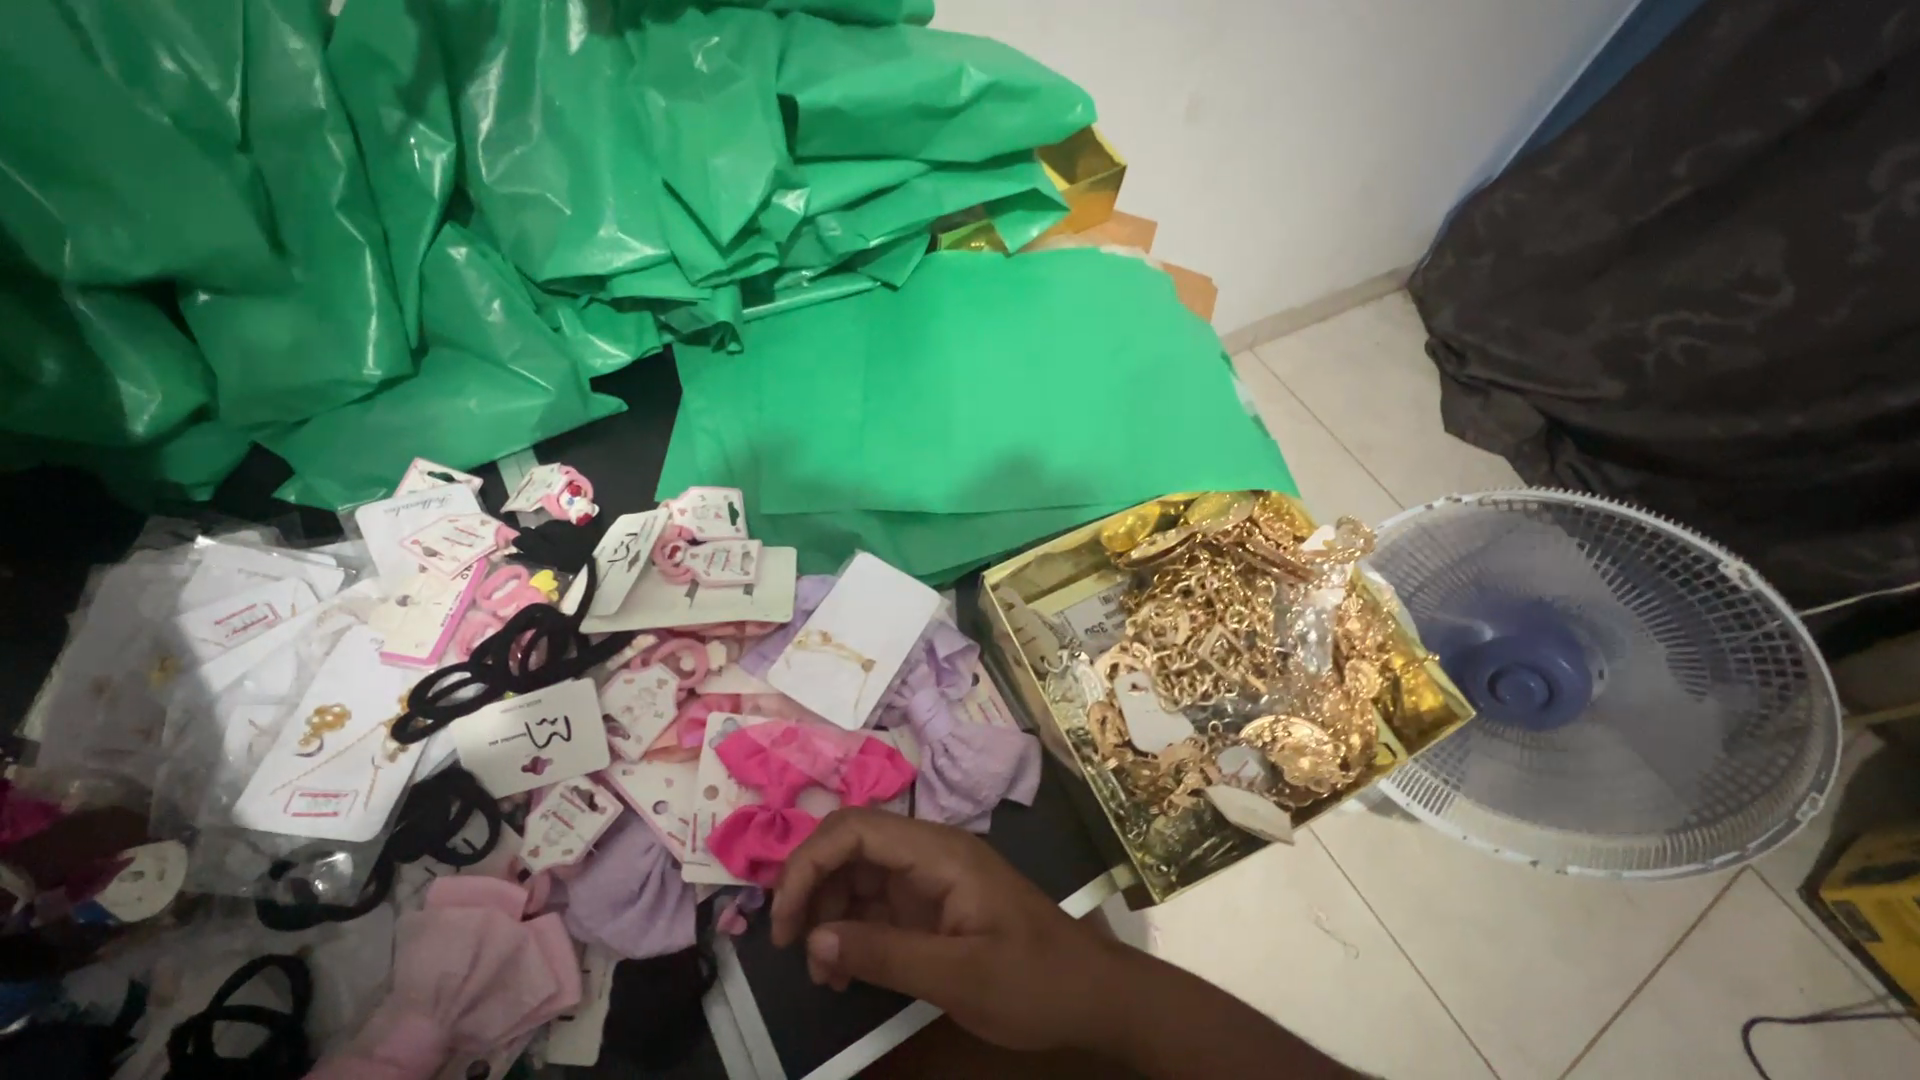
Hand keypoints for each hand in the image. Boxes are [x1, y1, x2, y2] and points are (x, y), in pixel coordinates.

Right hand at [770, 807, 1133, 1051]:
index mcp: (939, 852)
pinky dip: (851, 931)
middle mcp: (930, 854)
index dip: (809, 864)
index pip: (855, 829)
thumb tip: (813, 941)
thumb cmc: (1036, 982)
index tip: (784, 921)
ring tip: (820, 973)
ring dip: (827, 915)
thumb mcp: (959, 977)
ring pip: (858, 875)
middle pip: (850, 846)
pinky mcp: (933, 905)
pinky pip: (877, 904)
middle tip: (791, 948)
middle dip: (811, 889)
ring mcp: (931, 878)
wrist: (1095, 995)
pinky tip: (842, 971)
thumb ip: (885, 954)